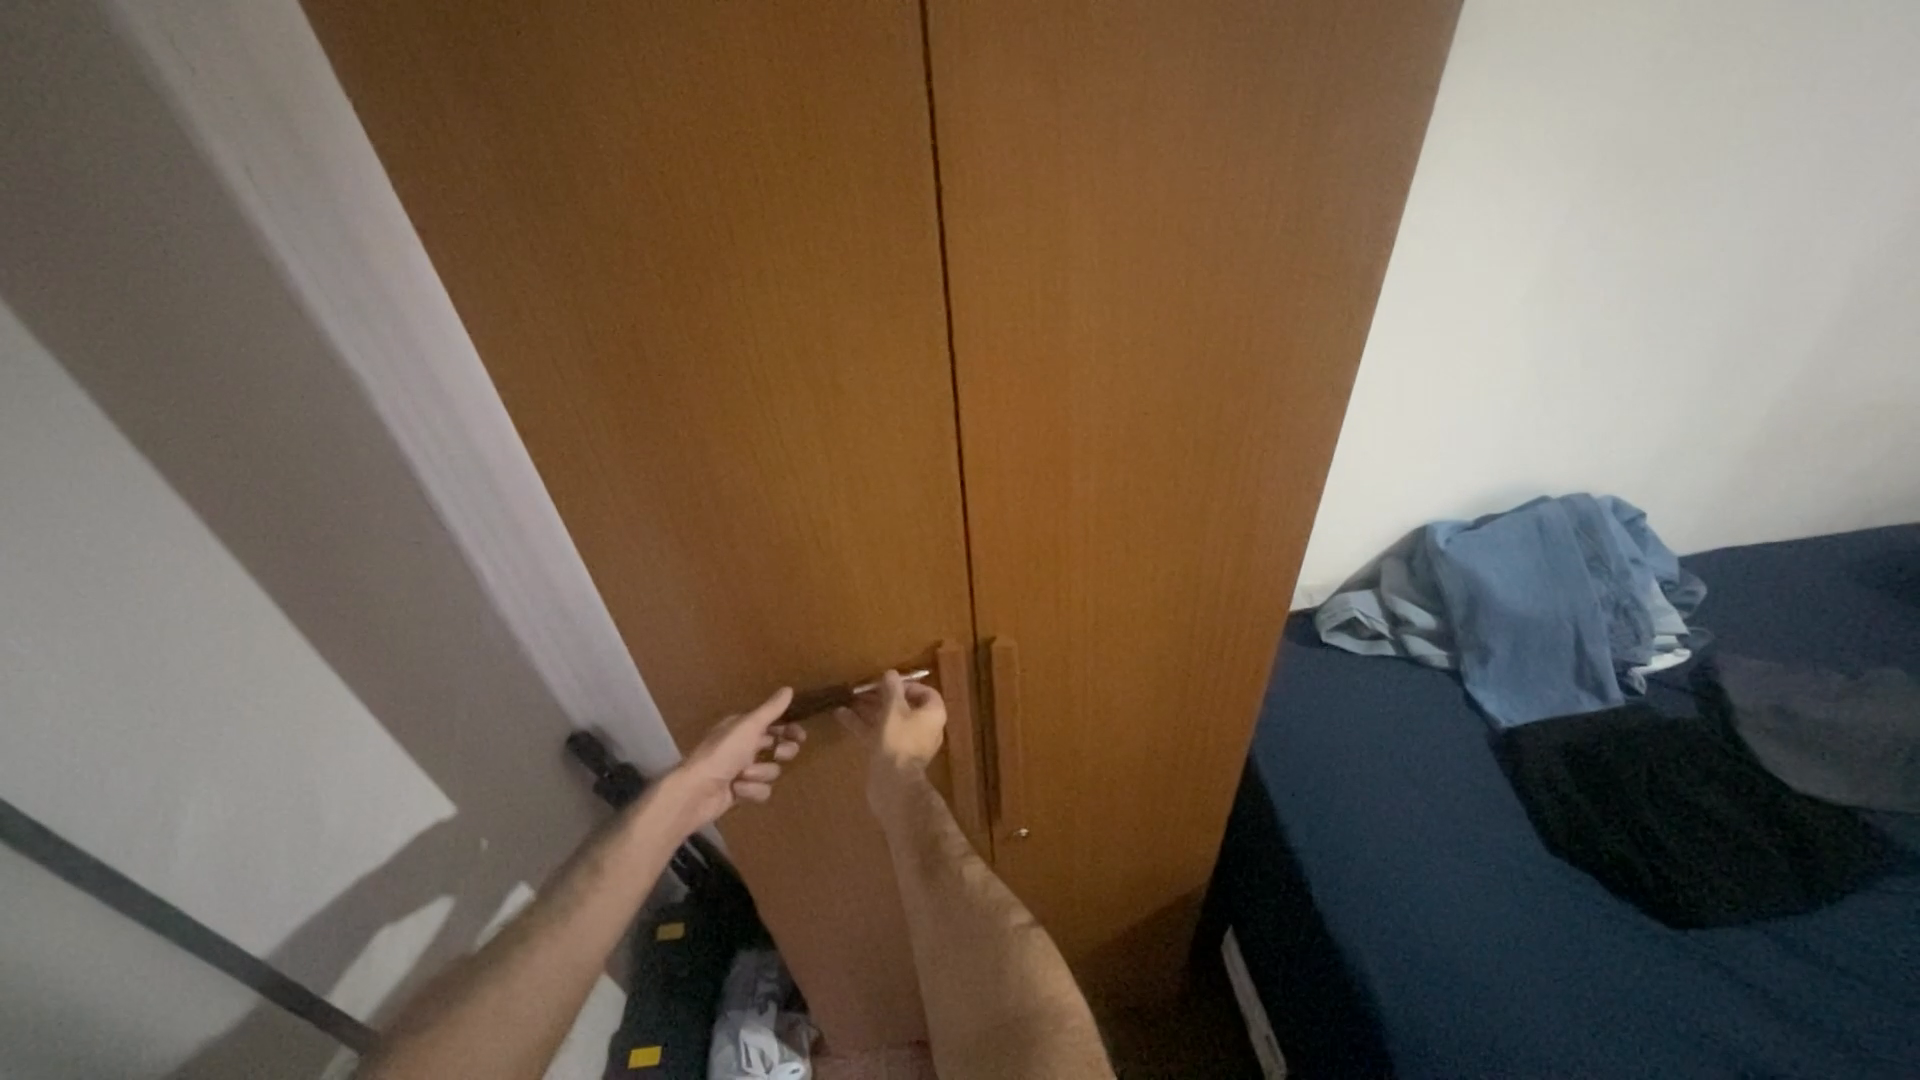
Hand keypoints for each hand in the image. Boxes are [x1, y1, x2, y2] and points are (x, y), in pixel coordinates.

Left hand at [658, 687, 804, 835]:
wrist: (696, 791)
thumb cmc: (722, 753)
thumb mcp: (749, 726)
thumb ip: (770, 710)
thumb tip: (788, 689)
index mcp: (743, 728)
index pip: (773, 723)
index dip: (789, 729)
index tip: (801, 736)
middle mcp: (744, 746)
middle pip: (778, 747)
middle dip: (782, 751)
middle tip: (778, 754)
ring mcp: (743, 771)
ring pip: (771, 771)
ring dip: (760, 773)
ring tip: (744, 775)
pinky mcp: (742, 792)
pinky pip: (762, 791)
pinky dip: (752, 791)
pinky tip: (738, 790)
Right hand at [836, 671, 944, 811]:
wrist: (892, 784)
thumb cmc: (898, 740)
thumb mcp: (894, 709)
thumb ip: (892, 689)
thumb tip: (890, 673)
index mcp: (932, 715)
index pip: (926, 693)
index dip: (907, 685)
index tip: (888, 682)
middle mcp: (924, 728)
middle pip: (904, 706)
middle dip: (882, 697)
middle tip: (864, 689)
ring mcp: (907, 743)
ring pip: (888, 720)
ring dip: (869, 709)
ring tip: (849, 699)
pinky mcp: (891, 754)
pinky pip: (879, 734)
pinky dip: (863, 725)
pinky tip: (842, 716)